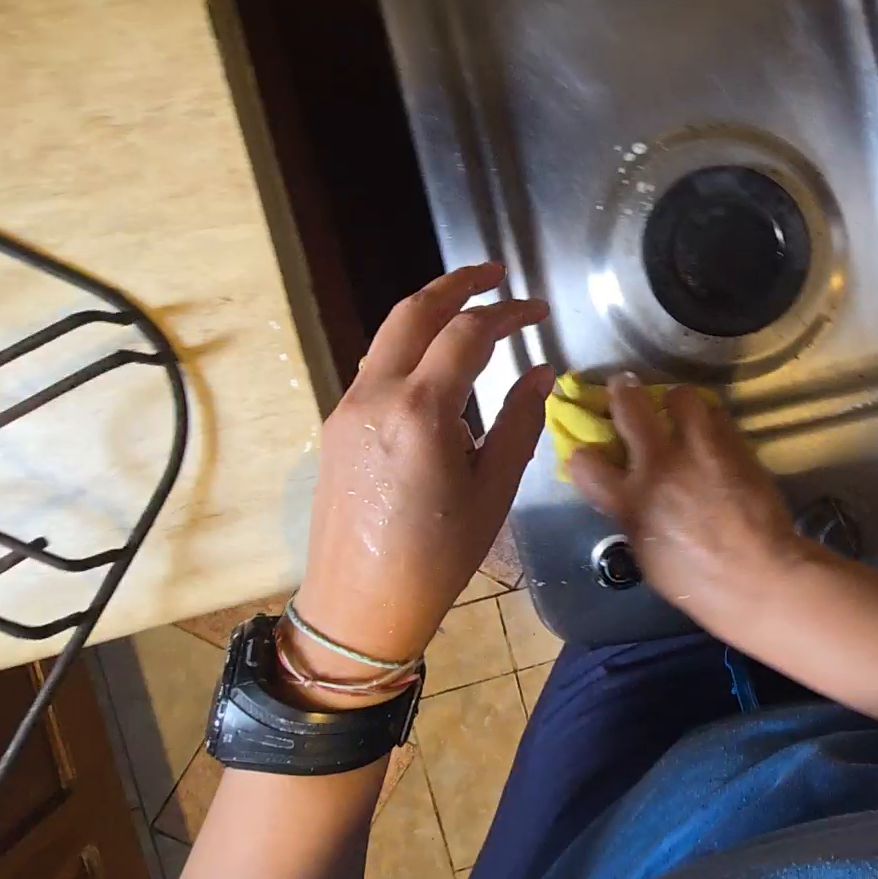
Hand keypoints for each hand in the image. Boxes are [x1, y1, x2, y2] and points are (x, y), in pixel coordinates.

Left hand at [291, 263, 552, 690]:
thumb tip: (540, 373)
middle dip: (457, 284)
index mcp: (421, 412)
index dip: (508, 313)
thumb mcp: (494, 489)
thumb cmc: (438, 555)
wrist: (358, 606)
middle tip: (495, 273)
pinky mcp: (337, 425)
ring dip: (430, 310)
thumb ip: (519, 422)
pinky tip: (440, 359)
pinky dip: (413, 344)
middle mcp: (376, 397)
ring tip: (471, 305)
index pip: (468, 334)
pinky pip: (379, 365)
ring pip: (389, 335)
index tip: (539, 311)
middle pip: (414, 313)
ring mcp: (348, 408)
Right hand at [567, 375, 813, 613]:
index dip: (584, 456)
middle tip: (624, 384)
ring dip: (676, 399)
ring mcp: (698, 450)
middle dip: (622, 391)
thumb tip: (631, 497)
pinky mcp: (732, 445)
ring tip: (680, 406)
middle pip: (630, 408)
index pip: (585, 463)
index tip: (591, 452)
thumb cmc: (698, 581)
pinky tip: (713, 430)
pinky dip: (710, 419)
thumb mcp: (647, 553)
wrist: (759, 574)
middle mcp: (659, 466)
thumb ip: (633, 515)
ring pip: (680, 397)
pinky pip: (717, 415)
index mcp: (630, 501)